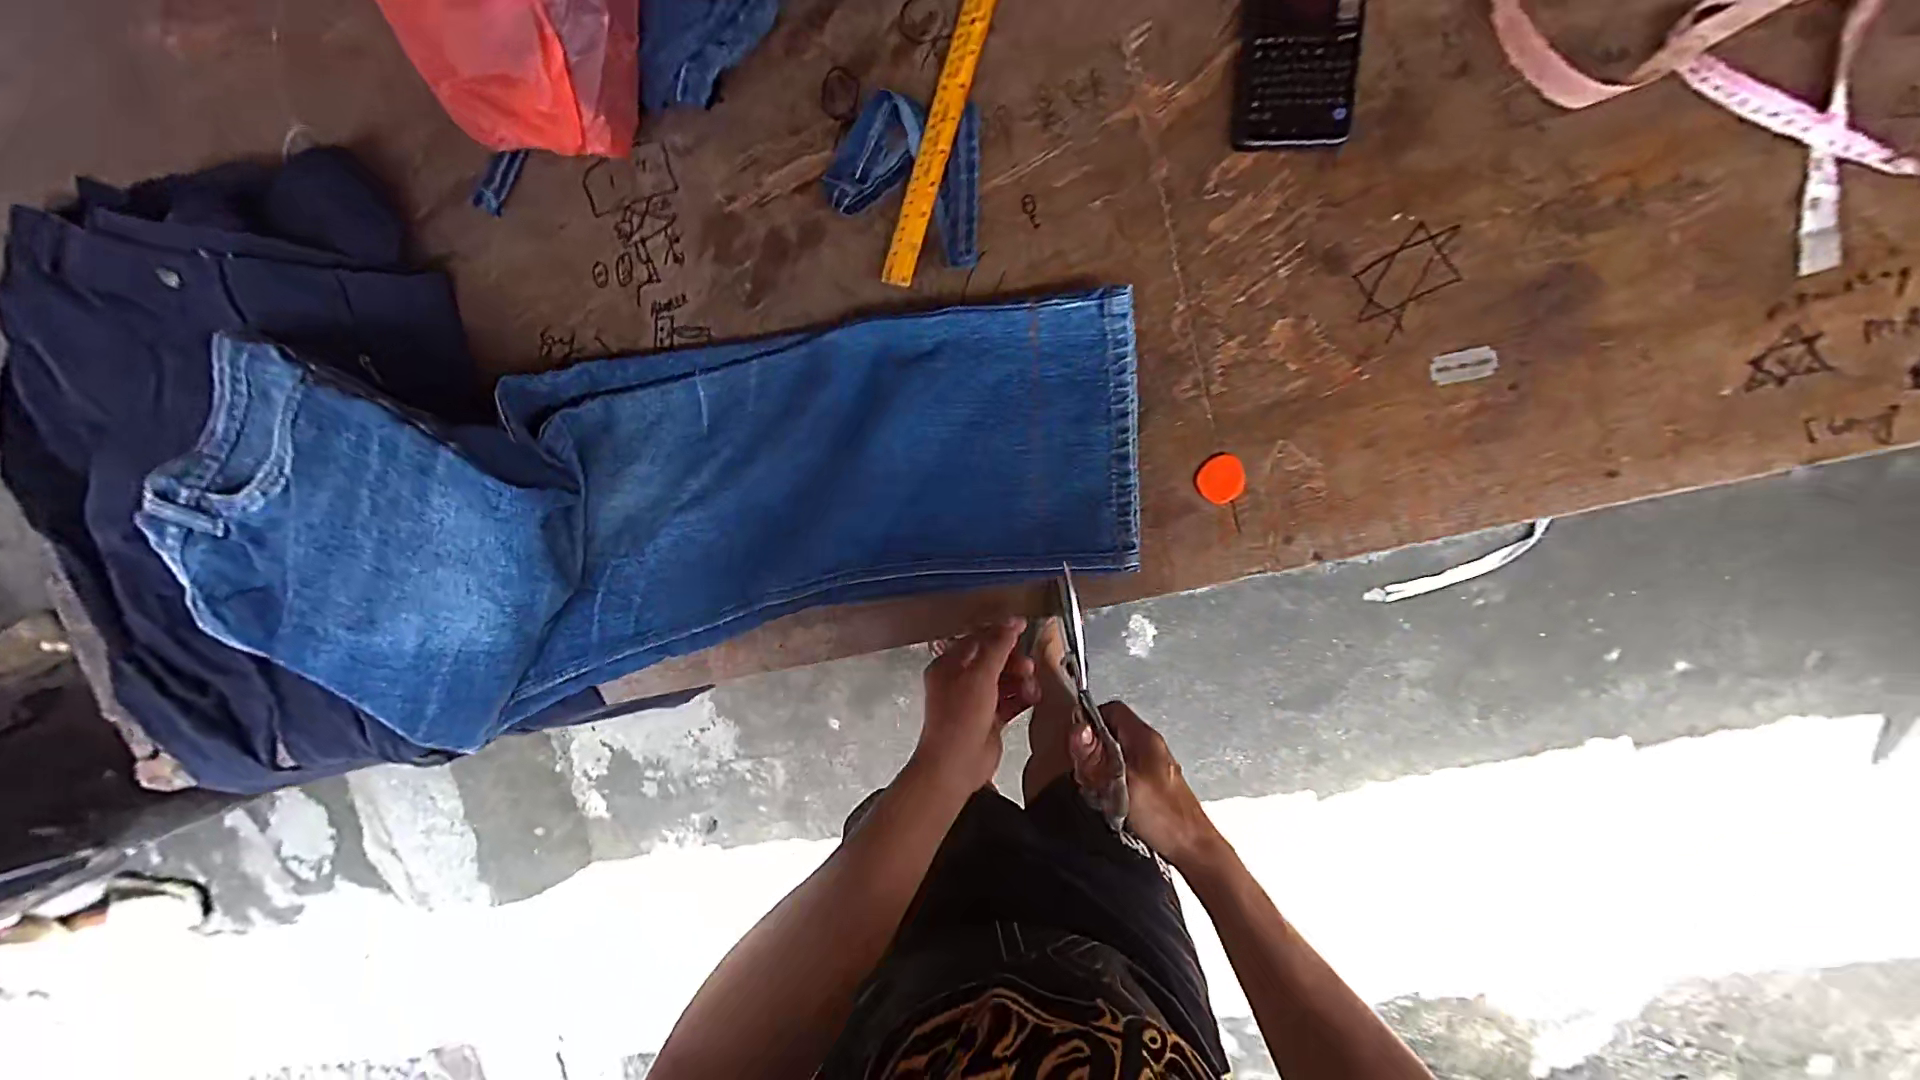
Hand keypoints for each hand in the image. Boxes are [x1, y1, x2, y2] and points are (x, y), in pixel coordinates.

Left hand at [909, 619, 1038, 796]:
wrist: (955, 765)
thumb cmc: (957, 721)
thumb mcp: (980, 676)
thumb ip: (997, 647)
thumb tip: (1010, 624)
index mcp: (948, 666)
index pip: (977, 639)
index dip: (1000, 633)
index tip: (1021, 628)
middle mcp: (959, 681)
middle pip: (993, 659)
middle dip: (1013, 660)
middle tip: (1027, 666)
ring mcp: (974, 701)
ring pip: (1003, 680)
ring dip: (1020, 680)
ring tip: (1030, 685)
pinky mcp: (988, 719)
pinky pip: (1009, 700)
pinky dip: (1021, 697)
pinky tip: (1031, 697)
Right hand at [1077, 700, 1222, 868]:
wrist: (1193, 849)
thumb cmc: (1161, 815)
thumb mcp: (1120, 782)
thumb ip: (1097, 756)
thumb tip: (1078, 729)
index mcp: (1145, 737)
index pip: (1112, 710)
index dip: (1091, 721)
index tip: (1080, 742)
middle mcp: (1151, 746)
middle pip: (1112, 731)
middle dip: (1094, 748)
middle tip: (1089, 770)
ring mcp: (1153, 764)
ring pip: (1116, 752)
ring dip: (1102, 768)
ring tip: (1099, 788)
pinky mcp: (1153, 782)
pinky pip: (1124, 770)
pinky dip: (1112, 781)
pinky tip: (1112, 799)